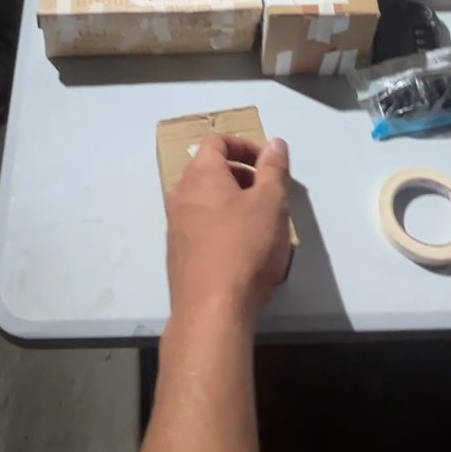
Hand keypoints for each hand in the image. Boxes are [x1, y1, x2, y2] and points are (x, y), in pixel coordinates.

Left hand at [165, 134, 291, 327]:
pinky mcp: (178, 251)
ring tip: (260, 223)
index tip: (268, 164)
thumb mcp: (271, 203)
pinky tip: (243, 249)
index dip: (245, 145)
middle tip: (269, 194)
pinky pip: (201, 223)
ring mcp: (175, 223)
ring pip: (206, 198)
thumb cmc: (244, 248)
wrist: (211, 310)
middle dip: (242, 174)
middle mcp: (180, 193)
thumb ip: (274, 169)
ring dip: (233, 200)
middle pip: (211, 169)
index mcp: (200, 174)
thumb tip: (275, 143)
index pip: (218, 141)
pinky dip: (221, 222)